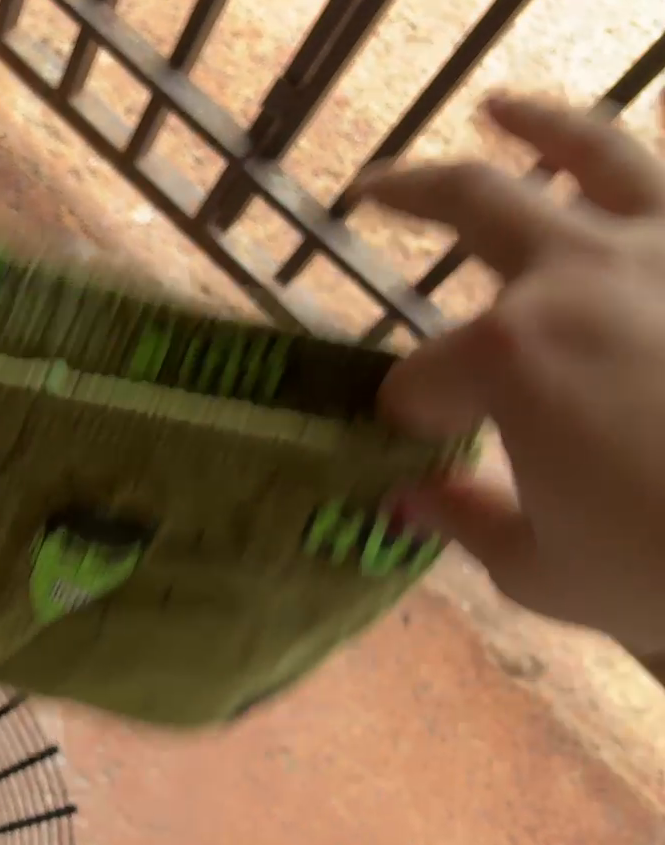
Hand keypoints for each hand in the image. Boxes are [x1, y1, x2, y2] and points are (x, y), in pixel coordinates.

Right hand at [360, 96, 664, 650]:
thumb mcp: (542, 569)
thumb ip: (468, 520)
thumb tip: (416, 498)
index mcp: (508, 353)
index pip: (420, 378)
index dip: (416, 417)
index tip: (432, 451)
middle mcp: (586, 275)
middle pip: (476, 204)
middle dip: (410, 194)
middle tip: (374, 190)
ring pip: (604, 151)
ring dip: (541, 126)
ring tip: (501, 109)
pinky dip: (661, 184)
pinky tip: (642, 182)